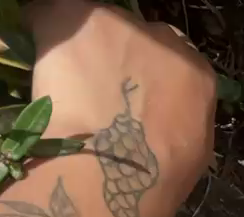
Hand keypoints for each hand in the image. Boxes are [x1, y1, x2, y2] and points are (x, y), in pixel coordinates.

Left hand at [26, 0, 215, 206]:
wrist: (112, 163)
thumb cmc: (161, 173)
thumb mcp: (195, 147)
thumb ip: (185, 111)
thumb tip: (167, 105)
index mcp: (197, 73)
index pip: (177, 57)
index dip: (154, 71)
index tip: (141, 88)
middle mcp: (162, 38)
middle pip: (138, 34)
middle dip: (123, 53)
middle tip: (106, 85)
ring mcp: (117, 23)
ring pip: (96, 25)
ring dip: (87, 47)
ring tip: (74, 80)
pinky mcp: (73, 15)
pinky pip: (51, 16)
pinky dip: (47, 36)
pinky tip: (49, 68)